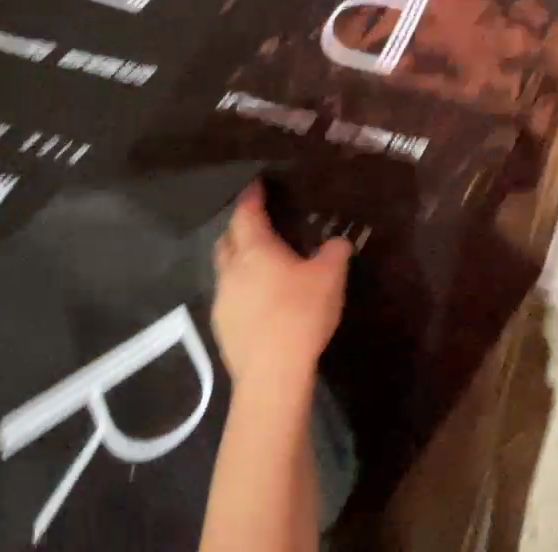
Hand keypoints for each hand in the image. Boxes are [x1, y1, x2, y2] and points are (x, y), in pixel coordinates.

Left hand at [211, 183, 352, 387]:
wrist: (273, 373)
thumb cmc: (301, 312)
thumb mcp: (332, 275)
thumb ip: (334, 252)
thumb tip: (336, 242)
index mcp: (255, 250)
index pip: (246, 214)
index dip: (251, 197)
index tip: (257, 185)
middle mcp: (231, 270)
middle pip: (226, 240)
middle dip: (239, 228)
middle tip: (258, 222)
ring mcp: (222, 300)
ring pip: (226, 270)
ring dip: (240, 260)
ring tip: (264, 262)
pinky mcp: (222, 327)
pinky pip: (231, 296)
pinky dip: (243, 288)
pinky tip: (263, 299)